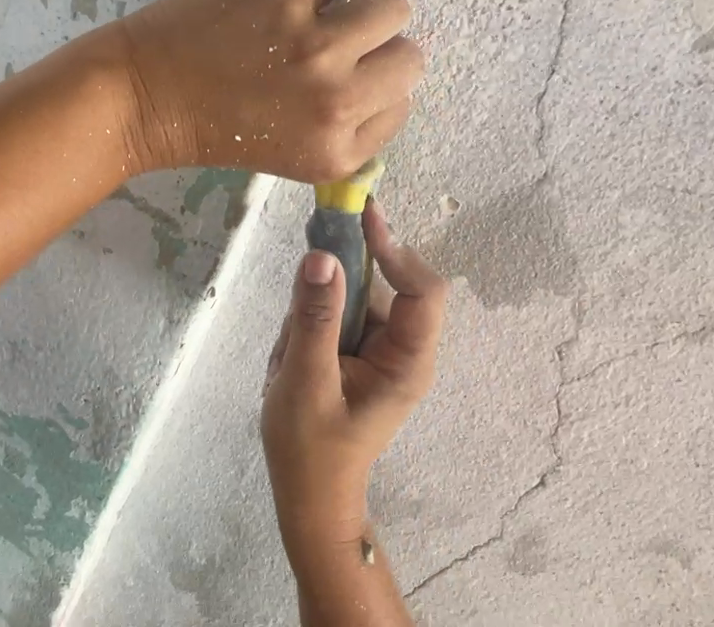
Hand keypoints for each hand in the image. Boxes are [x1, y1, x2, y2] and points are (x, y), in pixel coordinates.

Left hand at [111, 0, 421, 182]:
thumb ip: (343, 121)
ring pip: (393, 6)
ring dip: (371, 2)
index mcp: (339, 155)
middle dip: (383, 46)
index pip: (400, 106)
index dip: (375, 84)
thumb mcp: (292, 150)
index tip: (349, 74)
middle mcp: (338, 106)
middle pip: (409, 59)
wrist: (142, 98)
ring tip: (335, 6)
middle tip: (344, 40)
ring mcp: (316, 49)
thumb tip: (386, 63)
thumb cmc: (208, 127)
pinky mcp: (289, 0)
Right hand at [261, 201, 447, 555]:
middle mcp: (403, 349)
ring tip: (290, 347)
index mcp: (408, 362)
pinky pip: (341, 312)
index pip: (422, 290)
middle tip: (313, 239)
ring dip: (322, 301)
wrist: (308, 494)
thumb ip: (314, 318)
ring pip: (358, 293)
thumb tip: (321, 255)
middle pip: (390, 283)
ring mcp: (381, 349)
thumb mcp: (305, 381)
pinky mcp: (359, 351)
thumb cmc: (311, 449)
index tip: (359, 219)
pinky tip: (291, 349)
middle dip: (349, 266)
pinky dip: (314, 316)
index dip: (395, 249)